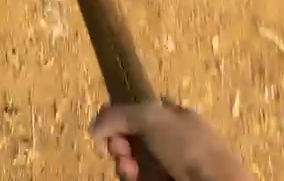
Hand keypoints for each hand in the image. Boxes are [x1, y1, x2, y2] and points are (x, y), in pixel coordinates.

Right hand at [89, 100, 251, 180]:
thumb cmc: (188, 148)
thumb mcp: (148, 117)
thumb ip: (117, 114)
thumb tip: (94, 130)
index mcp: (179, 118)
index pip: (143, 110)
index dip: (123, 114)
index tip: (112, 123)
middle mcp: (176, 141)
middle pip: (134, 136)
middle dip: (119, 140)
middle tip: (117, 148)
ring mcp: (174, 168)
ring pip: (135, 160)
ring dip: (123, 161)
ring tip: (125, 166)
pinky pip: (140, 178)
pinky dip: (130, 177)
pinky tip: (130, 176)